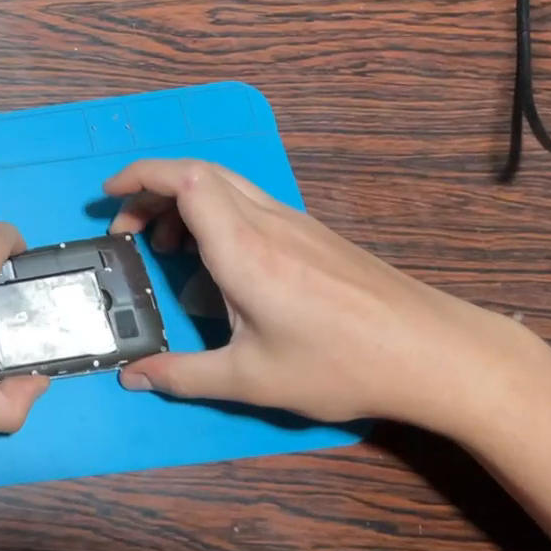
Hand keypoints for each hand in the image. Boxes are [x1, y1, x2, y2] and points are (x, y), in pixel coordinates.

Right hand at [105, 159, 531, 429]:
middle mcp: (265, 221)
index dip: (140, 176)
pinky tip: (215, 260)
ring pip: (223, 183)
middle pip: (197, 171)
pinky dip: (212, 212)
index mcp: (243, 248)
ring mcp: (293, 221)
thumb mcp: (252, 379)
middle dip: (150, 188)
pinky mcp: (312, 233)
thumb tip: (131, 378)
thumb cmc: (342, 364)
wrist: (441, 355)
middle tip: (128, 229)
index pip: (184, 179)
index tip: (109, 197)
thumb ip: (183, 375)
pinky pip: (246, 201)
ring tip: (165, 244)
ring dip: (181, 200)